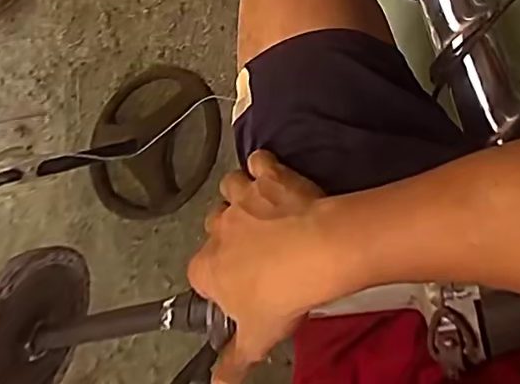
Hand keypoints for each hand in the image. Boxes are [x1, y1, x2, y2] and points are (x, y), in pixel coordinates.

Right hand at [187, 150, 333, 383]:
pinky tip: (272, 169)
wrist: (319, 250)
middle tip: (252, 239)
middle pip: (214, 223)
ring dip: (240, 190)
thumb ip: (233, 362)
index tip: (235, 278)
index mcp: (209, 268)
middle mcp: (220, 227)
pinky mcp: (272, 175)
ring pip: (230, 185)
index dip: (217, 272)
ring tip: (257, 201)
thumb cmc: (284, 293)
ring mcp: (246, 197)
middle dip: (228, 228)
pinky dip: (264, 162)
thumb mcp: (256, 338)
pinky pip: (259, 159)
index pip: (200, 269)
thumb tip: (219, 382)